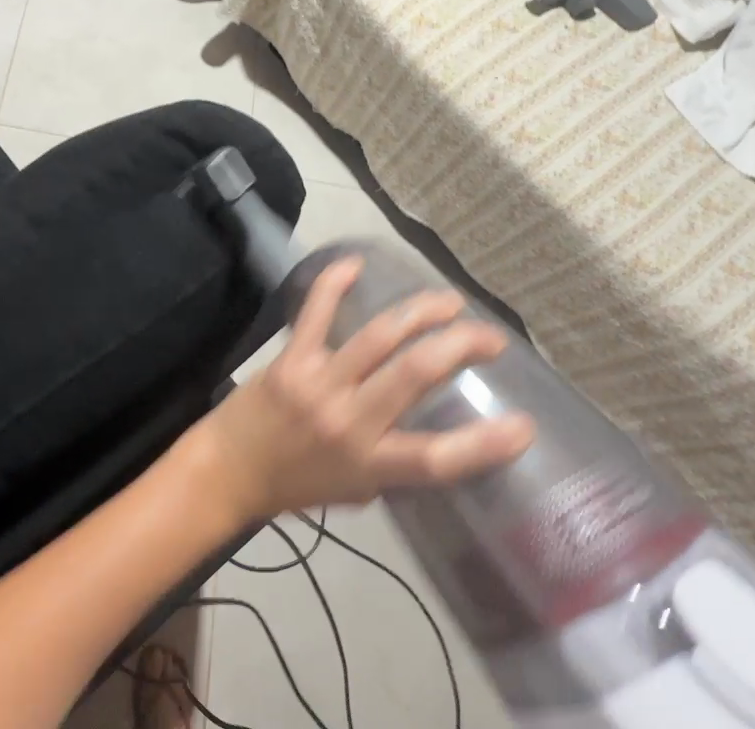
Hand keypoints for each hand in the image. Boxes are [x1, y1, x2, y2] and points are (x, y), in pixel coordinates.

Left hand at [189, 258, 535, 521]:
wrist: (228, 470)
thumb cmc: (296, 485)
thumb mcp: (356, 490)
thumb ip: (393, 463)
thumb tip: (431, 435)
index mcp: (370, 463)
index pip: (438, 458)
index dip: (486, 444)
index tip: (526, 424)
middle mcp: (349, 420)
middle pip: (416, 374)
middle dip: (461, 346)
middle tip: (490, 337)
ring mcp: (319, 384)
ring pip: (379, 338)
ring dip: (420, 313)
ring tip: (449, 303)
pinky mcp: (291, 360)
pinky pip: (316, 314)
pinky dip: (335, 284)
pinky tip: (357, 263)